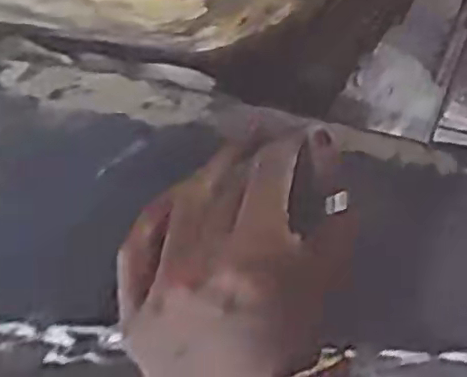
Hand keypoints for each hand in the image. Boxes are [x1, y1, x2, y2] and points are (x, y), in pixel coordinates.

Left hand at [118, 131, 354, 376]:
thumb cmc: (296, 330)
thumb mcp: (329, 264)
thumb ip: (335, 202)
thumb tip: (322, 148)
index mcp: (256, 252)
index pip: (269, 170)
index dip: (289, 143)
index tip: (302, 136)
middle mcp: (202, 261)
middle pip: (229, 181)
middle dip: (257, 152)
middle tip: (274, 140)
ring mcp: (160, 286)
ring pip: (185, 201)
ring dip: (213, 169)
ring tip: (234, 153)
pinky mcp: (131, 308)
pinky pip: (137, 243)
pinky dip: (161, 209)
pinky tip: (183, 192)